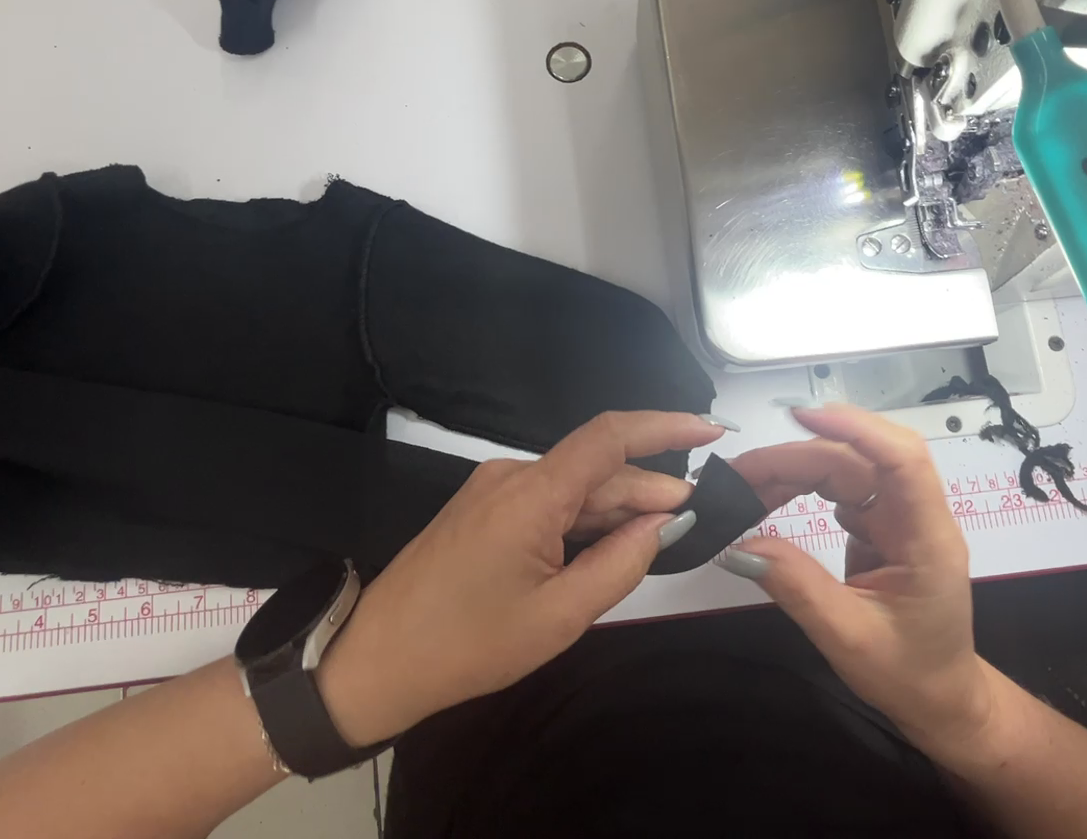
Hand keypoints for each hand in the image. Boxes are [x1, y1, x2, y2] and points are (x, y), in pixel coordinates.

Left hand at [315, 411, 723, 745]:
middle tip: (695, 520)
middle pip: (596, 469)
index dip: (665, 426)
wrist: (374, 661)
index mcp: (530, 494)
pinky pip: (548, 502)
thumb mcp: (558, 617)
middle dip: (649, 490)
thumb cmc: (467, 645)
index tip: (712, 432)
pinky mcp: (484, 509)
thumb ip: (620, 565)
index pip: (609, 438)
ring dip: (618, 508)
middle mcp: (512, 476)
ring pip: (573, 487)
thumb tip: (666, 523)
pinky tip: (609, 543)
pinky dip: (584, 519)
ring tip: (659, 535)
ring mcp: (494, 490)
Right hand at [721, 404, 996, 755]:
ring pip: (842, 470)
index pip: (902, 460)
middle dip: (794, 458)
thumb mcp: (847, 638)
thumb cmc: (909, 674)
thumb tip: (738, 547)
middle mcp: (914, 517)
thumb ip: (796, 587)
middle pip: (856, 462)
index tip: (800, 416)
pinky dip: (798, 488)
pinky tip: (766, 498)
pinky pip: (836, 491)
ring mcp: (897, 518)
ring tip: (742, 485)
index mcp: (926, 539)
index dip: (855, 428)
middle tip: (736, 473)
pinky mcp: (879, 525)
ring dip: (791, 470)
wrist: (942, 702)